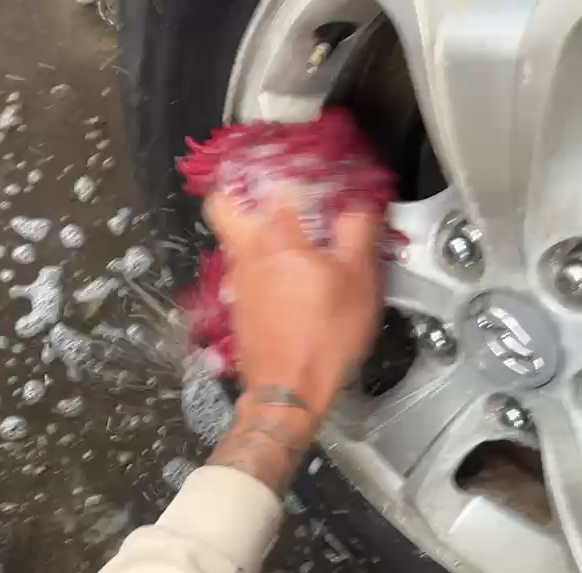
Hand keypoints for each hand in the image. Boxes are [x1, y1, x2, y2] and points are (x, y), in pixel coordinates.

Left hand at [203, 190, 384, 416]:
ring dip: (255, 233)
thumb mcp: (359, 279)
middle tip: (275, 195)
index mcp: (277, 236)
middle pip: (222, 205)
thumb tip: (358, 208)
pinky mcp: (237, 309)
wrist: (288, 391)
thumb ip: (358, 231)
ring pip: (232, 241)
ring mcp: (236, 283)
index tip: (316, 178)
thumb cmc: (324, 337)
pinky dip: (259, 268)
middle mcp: (247, 255)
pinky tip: (287, 282)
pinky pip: (242, 273)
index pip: (275, 181)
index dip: (295, 173)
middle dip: (241, 192)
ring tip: (292, 241)